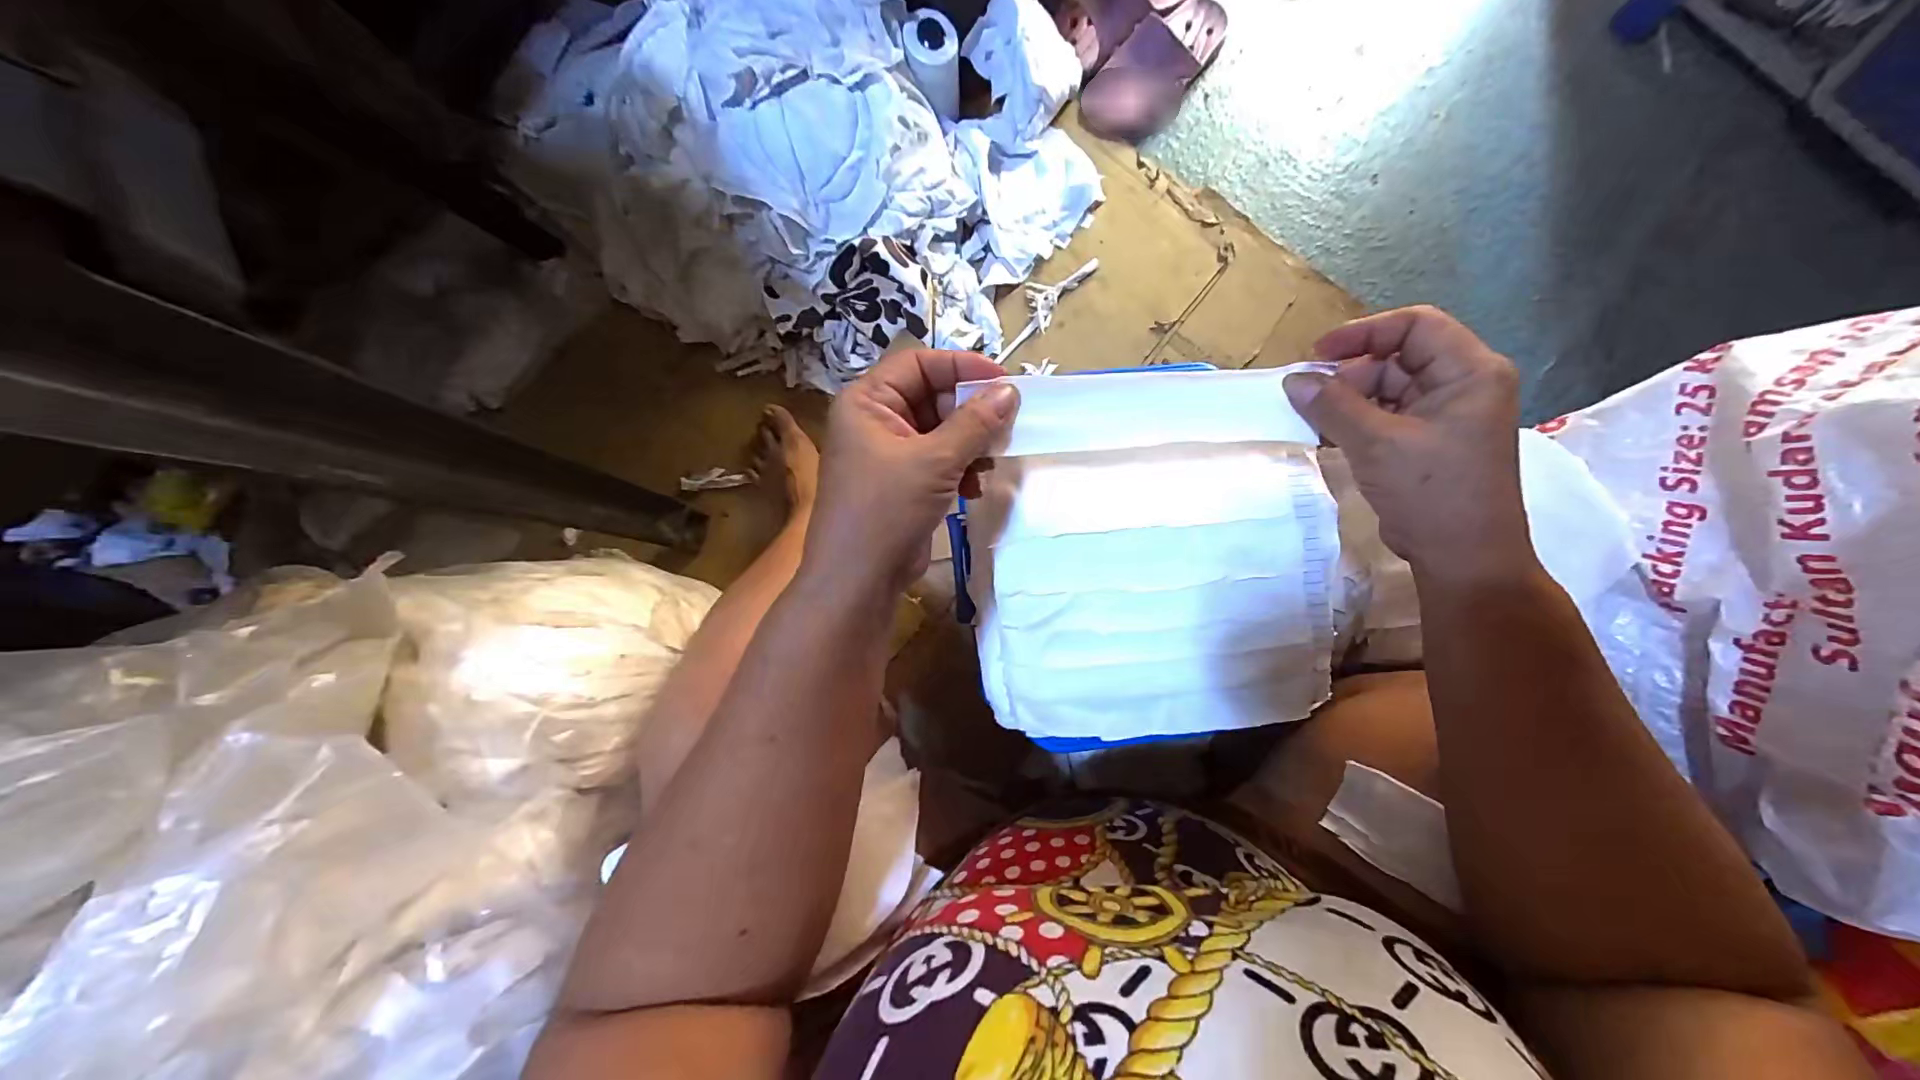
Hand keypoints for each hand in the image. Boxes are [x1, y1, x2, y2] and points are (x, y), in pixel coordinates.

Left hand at [802, 349, 1018, 596]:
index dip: (962, 367)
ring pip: (940, 430)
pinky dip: (960, 467)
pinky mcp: (902, 482)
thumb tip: (1010, 392)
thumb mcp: (934, 461)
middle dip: (970, 412)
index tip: (1004, 381)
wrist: (857, 579)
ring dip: (970, 443)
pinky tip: (974, 486)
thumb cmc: (886, 510)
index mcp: (867, 401)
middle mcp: (874, 420)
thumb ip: (974, 424)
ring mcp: (887, 453)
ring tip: (990, 462)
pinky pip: (938, 459)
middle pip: (932, 396)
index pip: (919, 363)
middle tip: (1005, 426)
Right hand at [1284, 306, 1534, 580]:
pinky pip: (1387, 415)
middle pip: (1398, 357)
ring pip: (1388, 388)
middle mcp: (1464, 385)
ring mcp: (1446, 415)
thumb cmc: (1432, 492)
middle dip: (1350, 372)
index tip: (1318, 354)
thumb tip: (1293, 380)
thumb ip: (1333, 405)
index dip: (1363, 333)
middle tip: (1307, 394)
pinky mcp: (1428, 441)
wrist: (1463, 556)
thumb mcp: (1377, 443)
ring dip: (1348, 399)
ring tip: (1311, 417)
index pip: (1416, 325)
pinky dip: (1356, 420)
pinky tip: (1326, 433)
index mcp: (1470, 372)